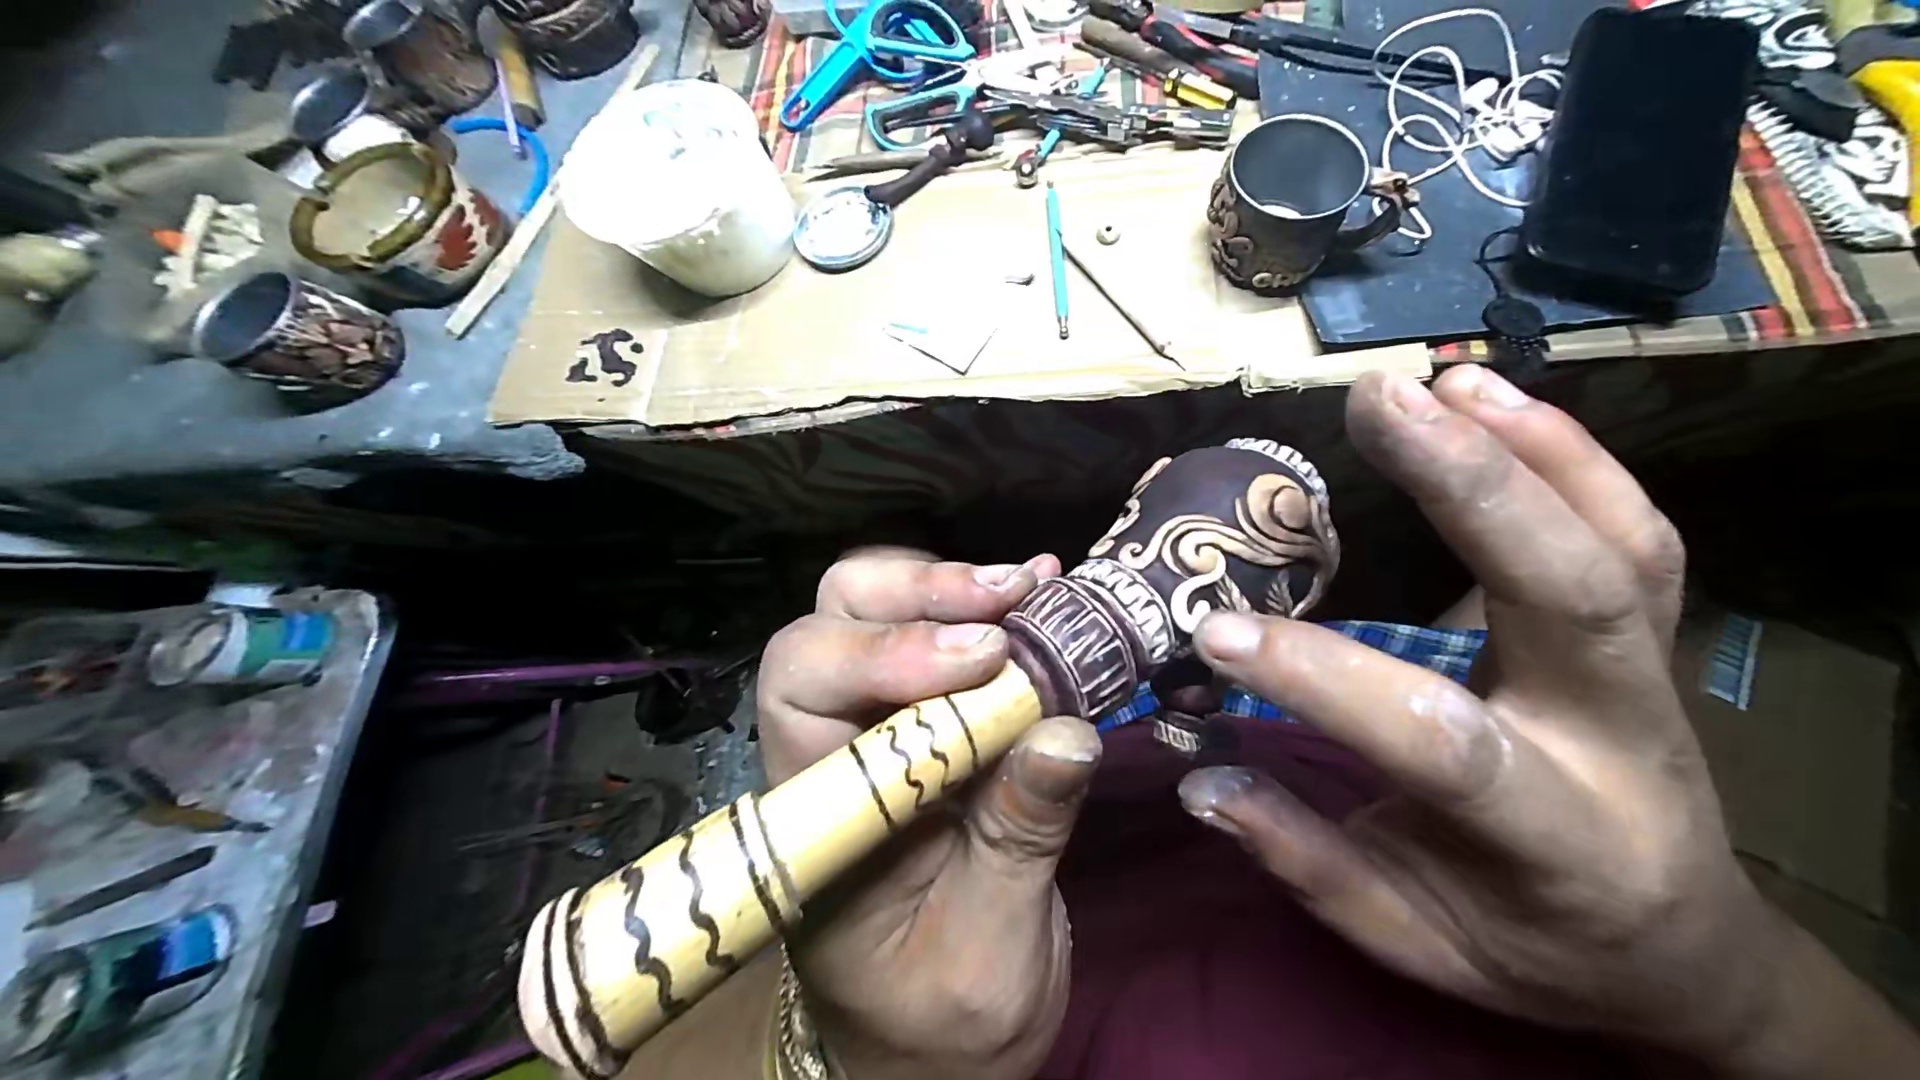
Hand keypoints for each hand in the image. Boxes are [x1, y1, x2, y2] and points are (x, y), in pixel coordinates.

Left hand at [758, 548, 1097, 1079]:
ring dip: (947, 586)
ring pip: (873, 604)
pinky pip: (934, 629)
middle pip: (831, 619)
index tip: (987, 656)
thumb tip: (1066, 733)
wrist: (931, 1033)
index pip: (803, 687)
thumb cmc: (937, 1013)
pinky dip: (980, 601)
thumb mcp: (984, 949)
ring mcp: (875, 717)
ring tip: (1026, 587)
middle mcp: (830, 743)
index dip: (886, 653)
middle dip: (918, 596)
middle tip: (1009, 599)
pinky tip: (1035, 588)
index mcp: (815, 810)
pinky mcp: (926, 712)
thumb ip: (1016, 841)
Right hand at [1176, 365, 1914, 1073]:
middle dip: (1471, 486)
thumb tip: (1200, 783)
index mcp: (1555, 835)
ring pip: (1622, 545)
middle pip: (1571, 596)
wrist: (1673, 948)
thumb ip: (1302, 858)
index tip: (1214, 631)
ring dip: (1528, 446)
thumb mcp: (1404, 938)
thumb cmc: (1521, 946)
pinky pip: (1632, 535)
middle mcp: (1621, 740)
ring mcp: (1650, 680)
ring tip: (1434, 382)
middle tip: (1375, 403)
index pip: (1437, 739)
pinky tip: (1490, 399)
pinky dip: (1566, 454)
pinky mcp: (1643, 641)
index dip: (1320, 678)